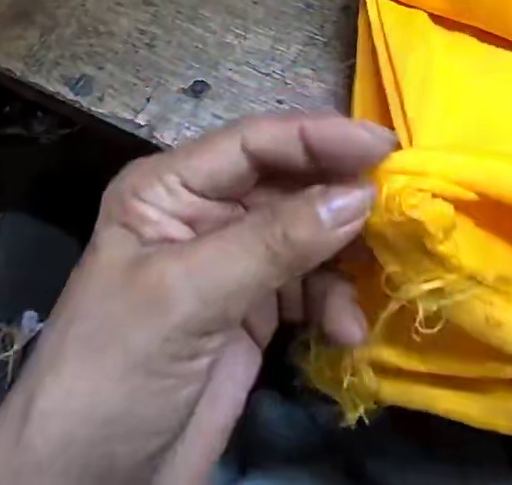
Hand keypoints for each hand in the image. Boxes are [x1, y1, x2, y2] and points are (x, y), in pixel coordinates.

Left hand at [0, 113, 397, 484]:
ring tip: (380, 270)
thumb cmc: (112, 376)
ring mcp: (234, 258)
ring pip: (308, 230)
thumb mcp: (189, 299)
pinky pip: (311, 283)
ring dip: (345, 252)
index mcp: (172, 186)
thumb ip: (275, 242)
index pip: (256, 142)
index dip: (320, 136)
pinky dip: (334, 300)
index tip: (382, 143)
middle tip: (398, 199)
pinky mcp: (255, 305)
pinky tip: (347, 329)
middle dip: (341, 191)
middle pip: (290, 180)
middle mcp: (207, 209)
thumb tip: (361, 193)